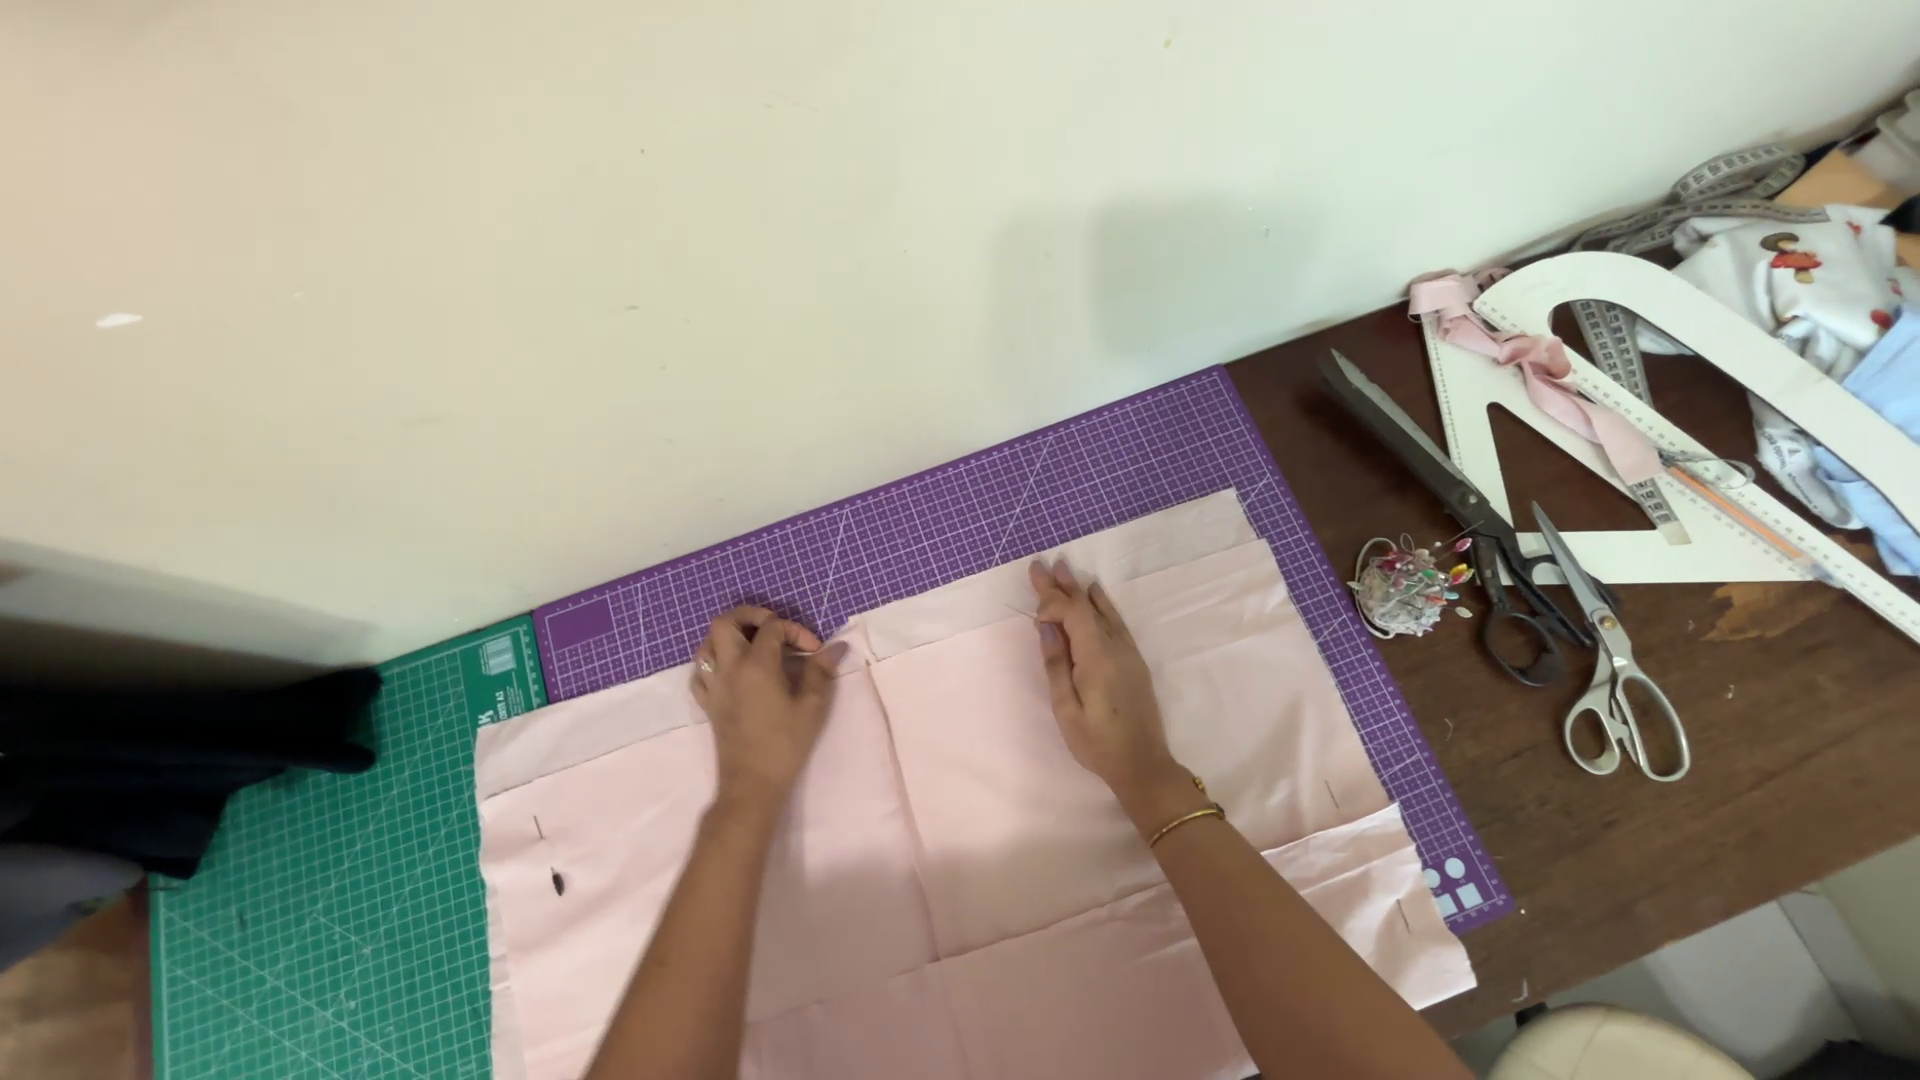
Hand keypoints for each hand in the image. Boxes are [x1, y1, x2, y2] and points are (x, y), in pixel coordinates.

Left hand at [690, 606, 841, 811]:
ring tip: (753, 644)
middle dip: (750, 616)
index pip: (772, 628)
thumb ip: (820, 672)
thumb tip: (835, 648)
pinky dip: (714, 660)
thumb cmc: (785, 744)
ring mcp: (713, 685)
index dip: (795, 630)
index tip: (814, 651)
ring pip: (707, 642)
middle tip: (773, 627)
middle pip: (725, 622)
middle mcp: (729, 668)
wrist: (752, 783)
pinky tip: (732, 669)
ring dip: (729, 635)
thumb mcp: (811, 707)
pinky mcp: (707, 702)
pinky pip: (700, 670)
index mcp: (756, 665)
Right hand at [1028, 560, 1188, 808]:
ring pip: (1101, 610)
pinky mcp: (1133, 659)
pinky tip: (1096, 593)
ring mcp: (1127, 651)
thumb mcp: (1066, 708)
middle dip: (1062, 586)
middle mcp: (1115, 646)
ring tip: (1064, 569)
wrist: (1142, 763)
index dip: (1052, 605)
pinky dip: (1102, 603)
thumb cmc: (1096, 742)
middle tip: (1042, 565)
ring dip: (1080, 589)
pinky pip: (1115, 621)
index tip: (1034, 615)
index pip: (1073, 613)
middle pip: (1086, 606)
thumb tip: (1046, 626)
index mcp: (1096, 657)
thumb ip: (1056, 663)